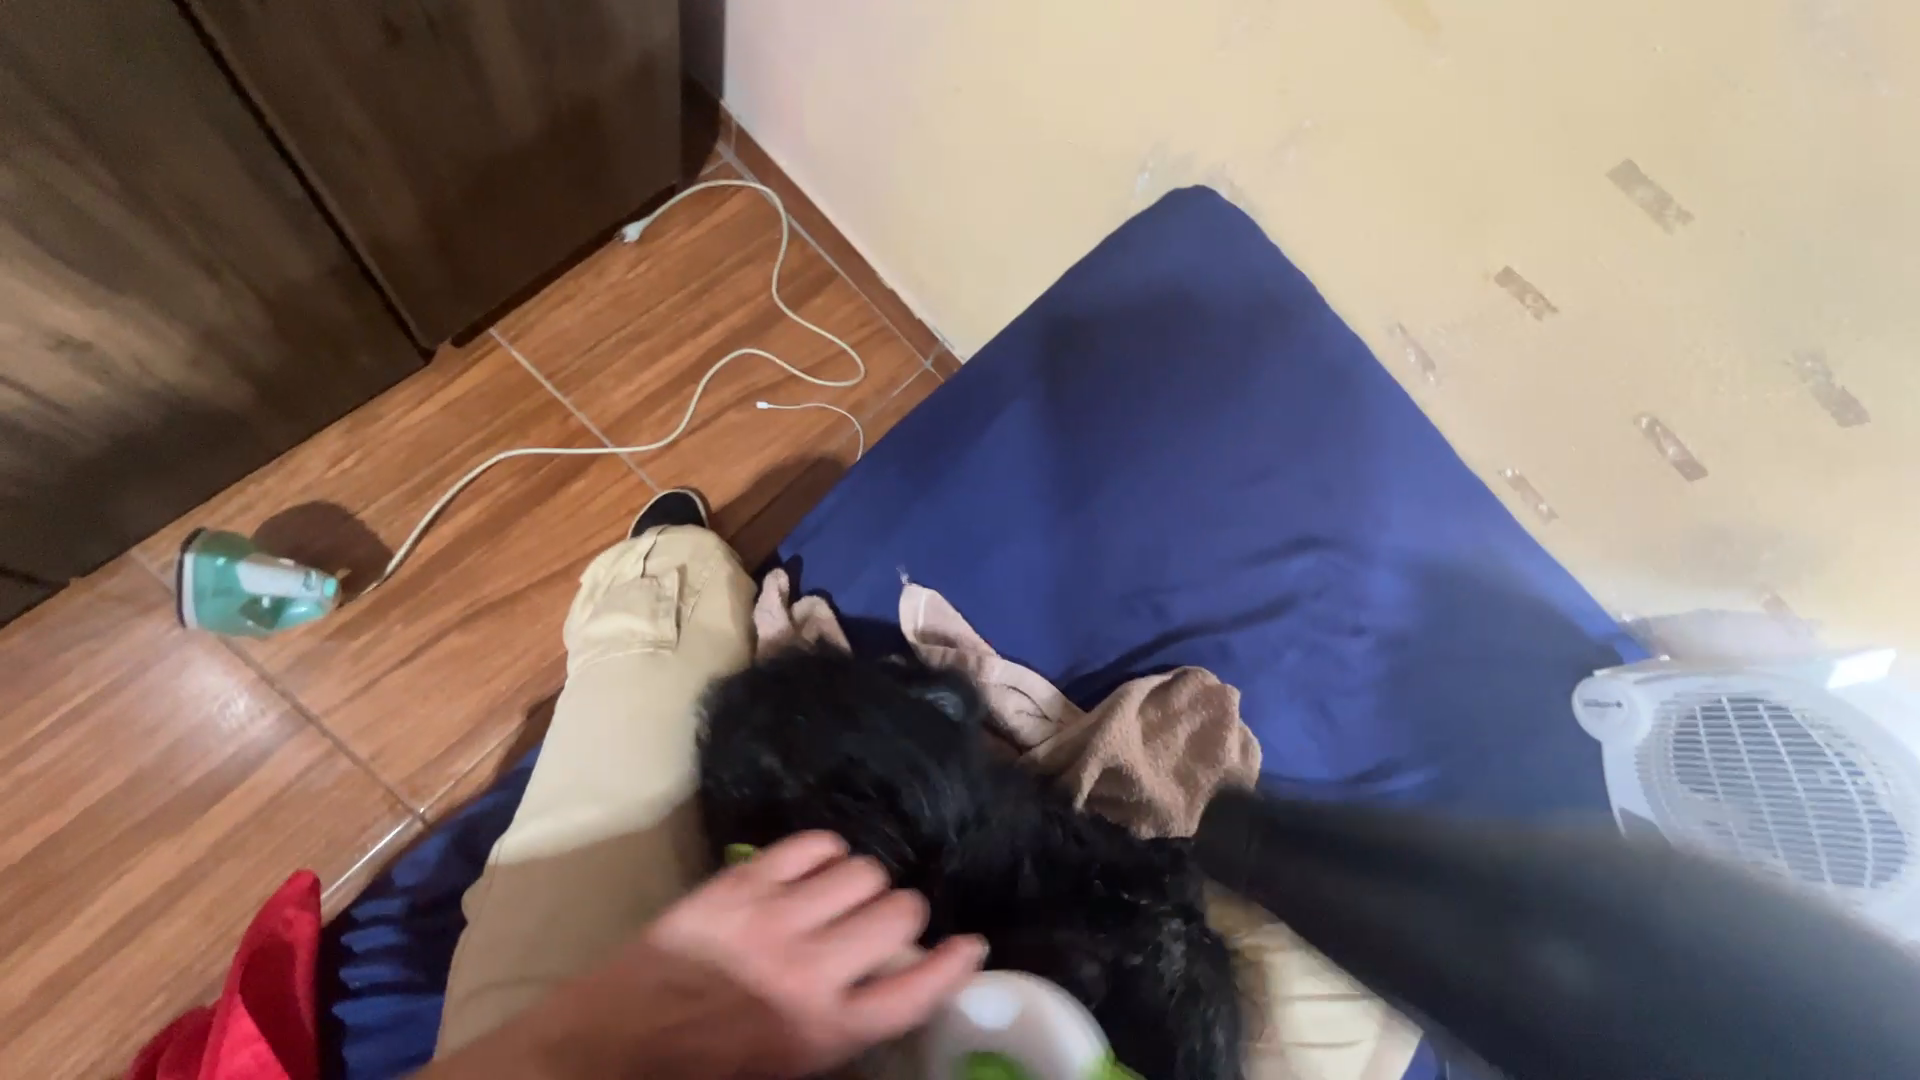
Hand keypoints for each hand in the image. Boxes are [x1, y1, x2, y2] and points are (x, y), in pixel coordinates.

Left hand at [416, 831, 984, 1079]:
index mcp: (823, 1031)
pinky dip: (825, 852)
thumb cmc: (703, 1072)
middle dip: (905, 916)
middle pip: (898, 913)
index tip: (970, 945)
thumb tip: (891, 981)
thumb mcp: (788, 1069)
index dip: (953, 964)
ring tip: (845, 896)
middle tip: (886, 924)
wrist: (608, 1050)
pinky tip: (817, 868)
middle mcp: (809, 969)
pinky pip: (810, 844)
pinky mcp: (740, 884)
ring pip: (861, 870)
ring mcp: (774, 917)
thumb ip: (845, 1025)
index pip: (916, 990)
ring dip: (864, 883)